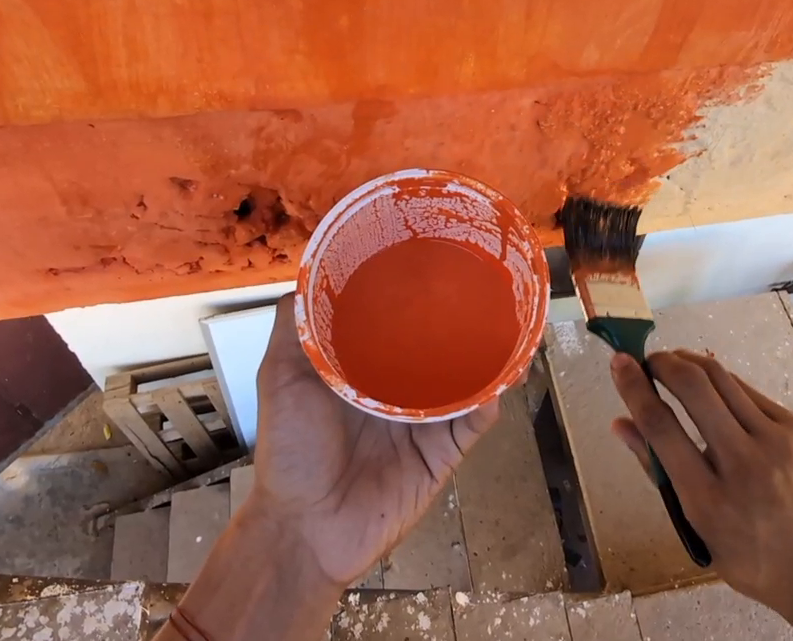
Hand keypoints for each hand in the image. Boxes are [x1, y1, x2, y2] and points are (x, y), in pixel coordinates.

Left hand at [246, 293, 499, 584]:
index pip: (399, 326)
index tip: (436, 262)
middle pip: (439, 350)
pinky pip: (473, 422)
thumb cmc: (289, 453)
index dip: (417, 298)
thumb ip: (294, 331)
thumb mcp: (281, 378)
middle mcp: (399, 391)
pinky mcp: (442, 455)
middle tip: (485, 289)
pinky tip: (506, 375)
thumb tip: (309, 276)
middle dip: (463, 324)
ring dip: (490, 358)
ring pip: (466, 382)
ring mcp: (423, 423)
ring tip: (511, 327)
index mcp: (366, 370)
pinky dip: (491, 400)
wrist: (304, 530)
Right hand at [610, 349, 792, 640]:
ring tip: (672, 362)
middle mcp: (743, 464)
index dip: (634, 388)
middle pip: (693, 387)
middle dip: (662, 362)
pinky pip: (747, 390)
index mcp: (709, 500)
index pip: (662, 427)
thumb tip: (620, 423)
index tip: (619, 363)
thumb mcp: (700, 529)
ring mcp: (776, 441)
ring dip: (688, 362)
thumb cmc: (757, 559)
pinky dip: (720, 381)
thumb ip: (659, 472)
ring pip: (721, 378)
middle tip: (647, 360)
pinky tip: (709, 384)